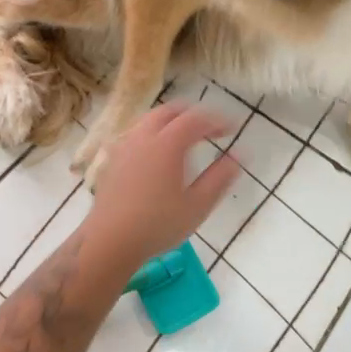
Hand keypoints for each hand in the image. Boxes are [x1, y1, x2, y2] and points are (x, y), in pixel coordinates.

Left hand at [82, 104, 240, 268]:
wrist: (110, 240)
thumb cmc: (158, 225)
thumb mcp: (197, 205)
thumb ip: (220, 177)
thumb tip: (240, 155)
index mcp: (166, 144)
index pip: (195, 119)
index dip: (216, 120)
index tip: (232, 129)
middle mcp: (143, 137)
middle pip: (169, 111)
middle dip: (192, 114)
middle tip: (210, 128)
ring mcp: (124, 147)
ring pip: (149, 120)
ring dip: (171, 122)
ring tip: (187, 139)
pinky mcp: (112, 160)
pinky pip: (136, 134)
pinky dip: (154, 133)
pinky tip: (159, 154)